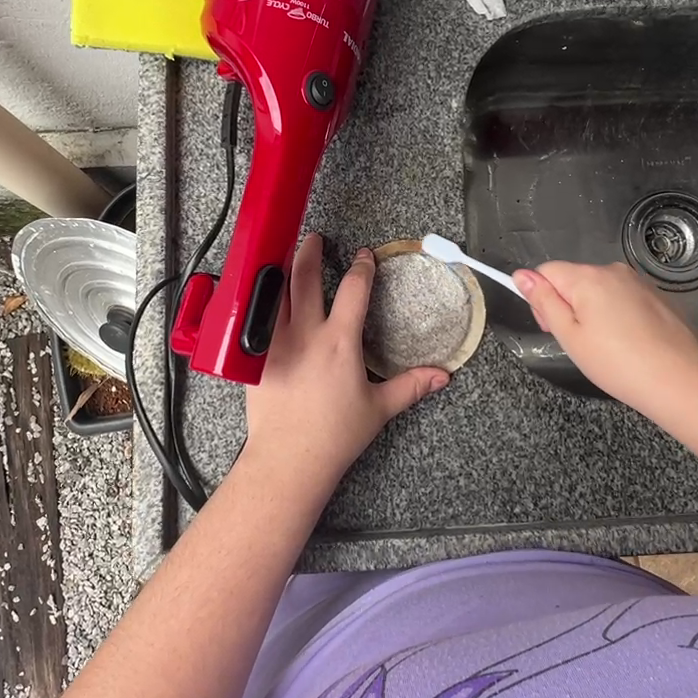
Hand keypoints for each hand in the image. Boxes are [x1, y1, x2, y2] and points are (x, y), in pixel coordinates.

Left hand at [243, 235, 449, 490]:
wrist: (288, 459)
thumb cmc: (333, 436)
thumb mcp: (378, 409)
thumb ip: (410, 386)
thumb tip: (443, 376)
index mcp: (339, 341)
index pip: (355, 290)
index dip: (363, 268)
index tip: (365, 257)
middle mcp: (306, 334)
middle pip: (306, 278)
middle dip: (311, 253)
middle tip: (315, 238)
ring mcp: (275, 343)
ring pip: (276, 293)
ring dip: (283, 270)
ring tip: (286, 255)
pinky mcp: (255, 357)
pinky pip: (257, 319)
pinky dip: (261, 301)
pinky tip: (261, 296)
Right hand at [513, 261, 697, 457]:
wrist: (680, 381)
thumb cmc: (617, 363)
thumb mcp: (570, 336)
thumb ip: (543, 302)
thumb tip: (520, 275)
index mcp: (588, 278)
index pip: (547, 271)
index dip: (541, 298)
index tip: (553, 328)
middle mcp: (614, 271)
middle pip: (574, 279)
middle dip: (568, 305)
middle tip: (579, 342)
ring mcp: (640, 282)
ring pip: (600, 290)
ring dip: (594, 311)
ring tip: (606, 347)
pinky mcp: (658, 296)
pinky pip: (624, 298)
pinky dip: (618, 315)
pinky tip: (629, 343)